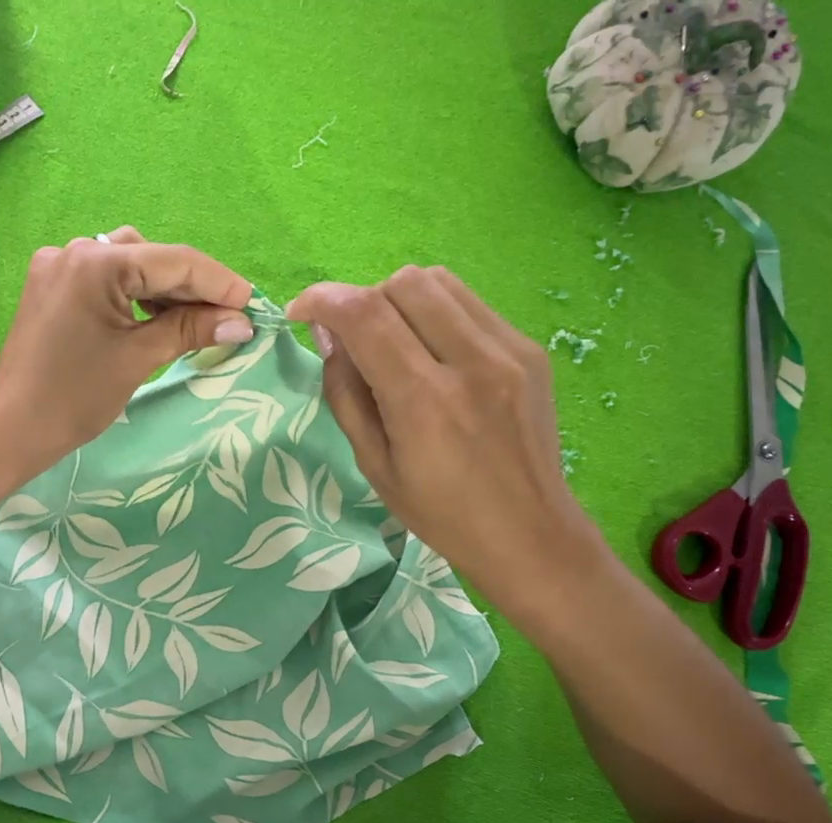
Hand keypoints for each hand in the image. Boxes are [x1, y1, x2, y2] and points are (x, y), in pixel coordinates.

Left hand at [0, 227, 253, 479]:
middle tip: (226, 318)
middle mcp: (74, 251)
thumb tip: (240, 322)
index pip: (174, 261)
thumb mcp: (139, 359)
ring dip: (161, 288)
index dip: (219, 283)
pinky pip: (102, 279)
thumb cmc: (75, 398)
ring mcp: (56, 267)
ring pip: (127, 264)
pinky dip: (131, 294)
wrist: (13, 430)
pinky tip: (151, 318)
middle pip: (151, 256)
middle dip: (191, 286)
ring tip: (191, 321)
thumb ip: (190, 330)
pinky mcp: (49, 287)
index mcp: (96, 262)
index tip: (251, 304)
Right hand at [287, 266, 605, 599]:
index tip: (302, 313)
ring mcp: (509, 350)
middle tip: (354, 339)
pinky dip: (436, 314)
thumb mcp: (373, 464)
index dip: (323, 300)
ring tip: (393, 341)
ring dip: (400, 300)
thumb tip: (329, 337)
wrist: (527, 532)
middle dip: (363, 300)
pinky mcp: (530, 349)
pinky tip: (434, 354)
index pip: (366, 316)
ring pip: (439, 281)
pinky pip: (469, 303)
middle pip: (403, 283)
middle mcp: (471, 363)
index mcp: (424, 401)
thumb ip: (346, 394)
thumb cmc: (438, 512)